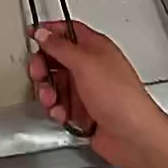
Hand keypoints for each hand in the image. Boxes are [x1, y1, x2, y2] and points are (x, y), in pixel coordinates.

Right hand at [28, 21, 167, 167]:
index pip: (68, 31)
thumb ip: (60, 47)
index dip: (50, 30)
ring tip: (52, 100)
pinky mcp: (85, 111)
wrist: (134, 137)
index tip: (33, 34)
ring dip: (48, 92)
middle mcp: (92, 67)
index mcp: (96, 48)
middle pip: (57, 58)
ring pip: (57, 84)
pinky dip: (57, 109)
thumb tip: (44, 33)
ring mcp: (88, 90)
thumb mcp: (85, 64)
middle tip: (39, 74)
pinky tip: (62, 114)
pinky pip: (61, 105)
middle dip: (43, 67)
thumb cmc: (121, 98)